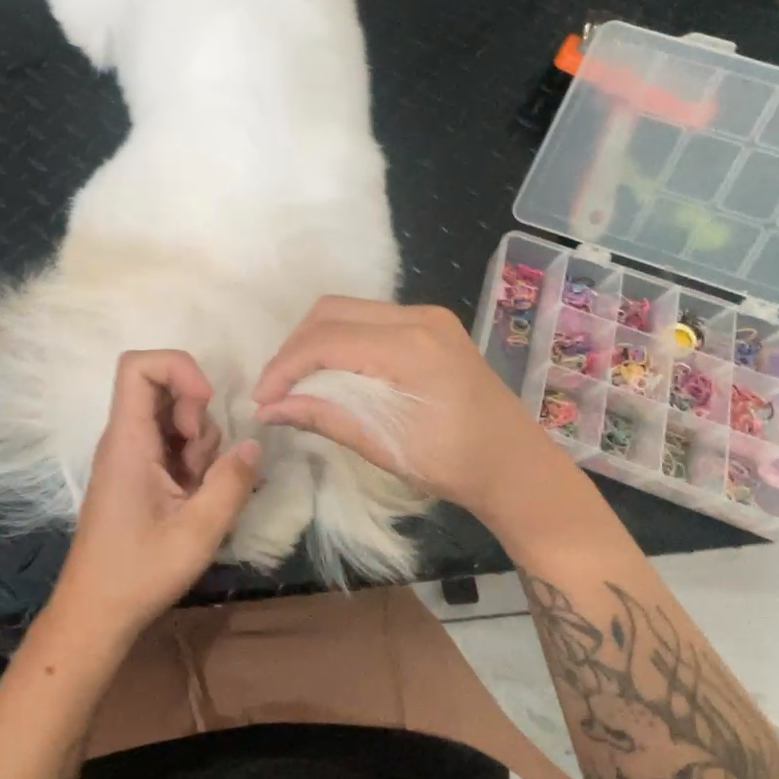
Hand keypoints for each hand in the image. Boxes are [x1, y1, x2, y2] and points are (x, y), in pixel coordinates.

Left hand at [51, 350, 262, 642]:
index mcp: (127, 441)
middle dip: (195, 414)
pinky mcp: (137, 474)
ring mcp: (129, 456)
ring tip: (196, 490)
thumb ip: (231, 483)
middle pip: (161, 388)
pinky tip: (193, 498)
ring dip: (197, 443)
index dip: (177, 368)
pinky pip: (169, 445)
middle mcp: (124, 439)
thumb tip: (254, 444)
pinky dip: (190, 461)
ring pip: (170, 417)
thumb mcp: (198, 532)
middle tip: (200, 462)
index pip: (138, 366)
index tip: (204, 404)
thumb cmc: (139, 573)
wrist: (95, 612)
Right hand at [251, 296, 559, 516]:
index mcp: (410, 346)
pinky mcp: (430, 327)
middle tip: (275, 390)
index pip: (325, 340)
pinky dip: (339, 341)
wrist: (517, 468)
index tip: (261, 400)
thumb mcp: (384, 446)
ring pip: (347, 311)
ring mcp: (427, 318)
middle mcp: (418, 318)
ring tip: (296, 382)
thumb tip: (268, 410)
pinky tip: (329, 372)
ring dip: (313, 341)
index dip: (284, 367)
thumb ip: (324, 416)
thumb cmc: (456, 465)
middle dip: (294, 348)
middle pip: (331, 312)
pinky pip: (368, 320)